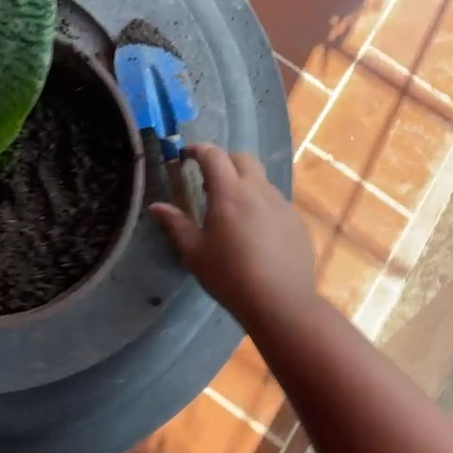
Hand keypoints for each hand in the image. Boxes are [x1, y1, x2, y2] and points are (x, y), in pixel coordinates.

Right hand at [151, 144, 317, 321]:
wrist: (281, 302)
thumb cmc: (230, 276)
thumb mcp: (194, 252)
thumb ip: (176, 224)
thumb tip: (157, 206)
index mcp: (230, 193)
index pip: (214, 155)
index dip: (198, 150)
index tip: (186, 155)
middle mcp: (258, 190)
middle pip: (242, 159)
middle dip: (224, 161)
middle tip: (208, 181)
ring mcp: (282, 205)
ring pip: (261, 180)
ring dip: (243, 184)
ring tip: (231, 209)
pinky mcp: (296, 222)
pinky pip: (275, 202)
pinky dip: (260, 204)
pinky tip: (254, 232)